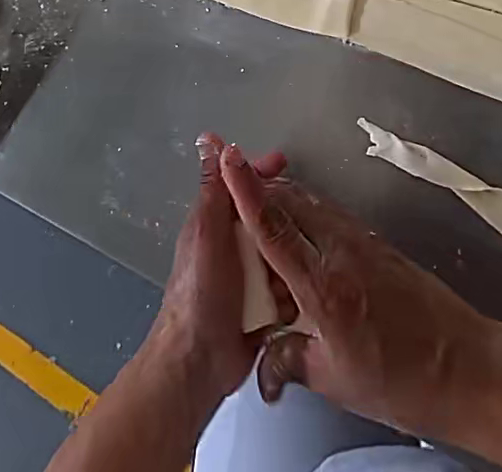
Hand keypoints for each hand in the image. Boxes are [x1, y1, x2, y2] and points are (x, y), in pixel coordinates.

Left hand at [143, 132, 286, 405]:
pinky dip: (292, 286)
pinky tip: (301, 291)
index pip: (242, 185)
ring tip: (299, 266)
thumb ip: (215, 188)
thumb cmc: (200, 292)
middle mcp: (232, 244)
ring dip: (289, 256)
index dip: (263, 172)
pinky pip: (287, 282)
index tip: (285, 163)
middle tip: (301, 224)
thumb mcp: (208, 231)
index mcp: (214, 222)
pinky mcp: (263, 302)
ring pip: (280, 248)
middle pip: (267, 216)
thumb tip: (208, 139)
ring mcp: (248, 274)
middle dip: (284, 220)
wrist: (201, 363)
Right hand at [220, 145, 501, 440]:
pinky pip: (331, 215)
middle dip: (258, 188)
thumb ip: (289, 359)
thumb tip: (266, 358)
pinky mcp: (376, 242)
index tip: (230, 161)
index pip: (275, 229)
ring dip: (283, 198)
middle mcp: (343, 254)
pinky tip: (300, 232)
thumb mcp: (334, 379)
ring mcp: (363, 242)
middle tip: (233, 184)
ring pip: (312, 204)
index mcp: (324, 290)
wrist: (465, 365)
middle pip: (291, 203)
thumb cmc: (404, 380)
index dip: (247, 192)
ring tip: (260, 205)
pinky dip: (308, 213)